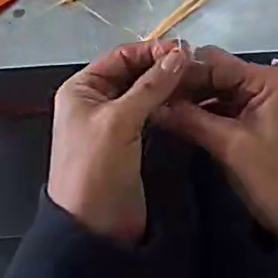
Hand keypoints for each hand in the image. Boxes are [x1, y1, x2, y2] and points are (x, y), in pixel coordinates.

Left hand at [48, 40, 189, 243]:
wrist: (93, 228)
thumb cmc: (96, 168)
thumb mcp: (119, 122)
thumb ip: (149, 87)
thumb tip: (178, 54)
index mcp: (81, 88)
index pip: (119, 57)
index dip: (150, 51)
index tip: (184, 49)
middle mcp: (94, 99)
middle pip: (131, 72)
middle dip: (160, 66)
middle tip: (196, 64)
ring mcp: (111, 121)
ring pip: (142, 92)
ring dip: (165, 85)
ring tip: (196, 79)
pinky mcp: (128, 141)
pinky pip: (148, 113)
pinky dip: (165, 105)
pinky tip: (186, 102)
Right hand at [156, 46, 277, 236]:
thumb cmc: (277, 178)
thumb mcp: (231, 147)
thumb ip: (190, 119)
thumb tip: (152, 104)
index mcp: (263, 80)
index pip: (211, 61)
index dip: (180, 71)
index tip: (149, 84)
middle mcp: (259, 82)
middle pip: (210, 72)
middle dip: (181, 84)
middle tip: (150, 98)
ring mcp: (254, 100)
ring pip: (210, 88)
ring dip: (186, 98)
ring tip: (156, 108)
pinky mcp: (248, 118)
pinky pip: (216, 105)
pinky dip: (196, 111)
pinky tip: (173, 118)